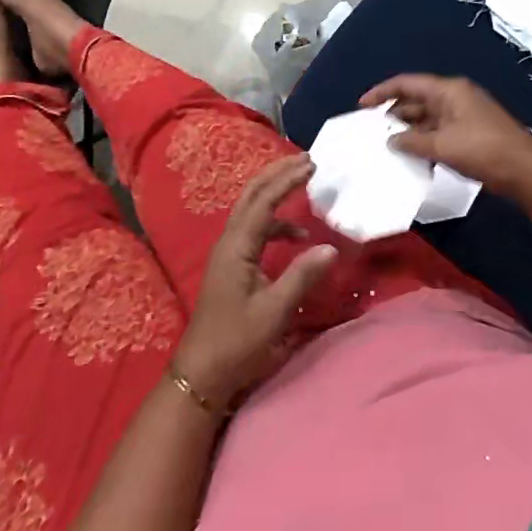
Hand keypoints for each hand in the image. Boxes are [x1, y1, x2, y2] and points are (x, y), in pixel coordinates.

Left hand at [173, 154, 337, 408]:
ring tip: (303, 185)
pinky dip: (275, 223)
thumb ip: (302, 276)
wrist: (202, 371)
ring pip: (251, 210)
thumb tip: (329, 246)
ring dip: (275, 194)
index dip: (287, 180)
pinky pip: (254, 231)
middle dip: (277, 174)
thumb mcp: (274, 311)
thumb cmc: (237, 341)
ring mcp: (228, 252)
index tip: (311, 164)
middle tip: (306, 160)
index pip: (263, 201)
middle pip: (251, 195)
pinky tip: (296, 236)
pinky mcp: (232, 265)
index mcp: (237, 246)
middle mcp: (229, 241)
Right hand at [361, 74, 531, 193]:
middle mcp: (455, 98)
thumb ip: (411, 142)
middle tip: (371, 130)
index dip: (382, 92)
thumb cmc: (483, 151)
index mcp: (449, 91)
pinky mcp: (469, 134)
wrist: (526, 172)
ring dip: (407, 130)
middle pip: (416, 100)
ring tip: (386, 145)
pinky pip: (437, 132)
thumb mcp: (442, 146)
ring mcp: (463, 116)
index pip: (407, 83)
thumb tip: (391, 141)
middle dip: (393, 114)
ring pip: (426, 118)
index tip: (362, 106)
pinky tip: (410, 155)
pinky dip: (422, 141)